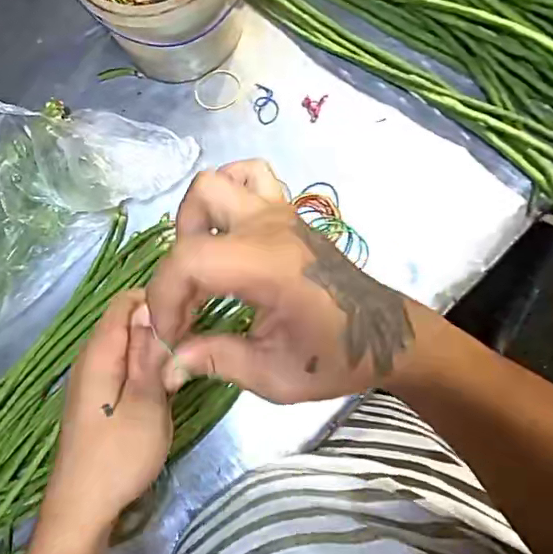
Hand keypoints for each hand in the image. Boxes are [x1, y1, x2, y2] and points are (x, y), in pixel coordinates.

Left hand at [39, 289, 173, 543]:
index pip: (126, 300)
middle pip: (126, 321)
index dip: (159, 300)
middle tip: (193, 346)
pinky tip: (164, 387)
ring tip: (183, 365)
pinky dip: (145, 368)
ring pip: (127, 345)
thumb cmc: (118, 456)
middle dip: (160, 325)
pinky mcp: (96, 398)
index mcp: (99, 351)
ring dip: (155, 349)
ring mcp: (91, 379)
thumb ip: (150, 353)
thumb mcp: (146, 401)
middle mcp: (90, 358)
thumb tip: (154, 307)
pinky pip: (123, 366)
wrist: (83, 508)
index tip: (191, 317)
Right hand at [147, 160, 420, 403]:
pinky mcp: (287, 214)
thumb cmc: (337, 358)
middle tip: (190, 302)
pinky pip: (250, 177)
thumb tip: (166, 363)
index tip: (172, 338)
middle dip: (178, 258)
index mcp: (270, 267)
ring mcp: (281, 213)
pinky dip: (227, 194)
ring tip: (204, 264)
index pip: (190, 260)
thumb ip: (216, 361)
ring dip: (197, 218)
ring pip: (219, 181)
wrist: (387, 336)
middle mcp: (272, 228)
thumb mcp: (275, 376)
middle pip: (198, 204)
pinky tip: (226, 233)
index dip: (165, 300)